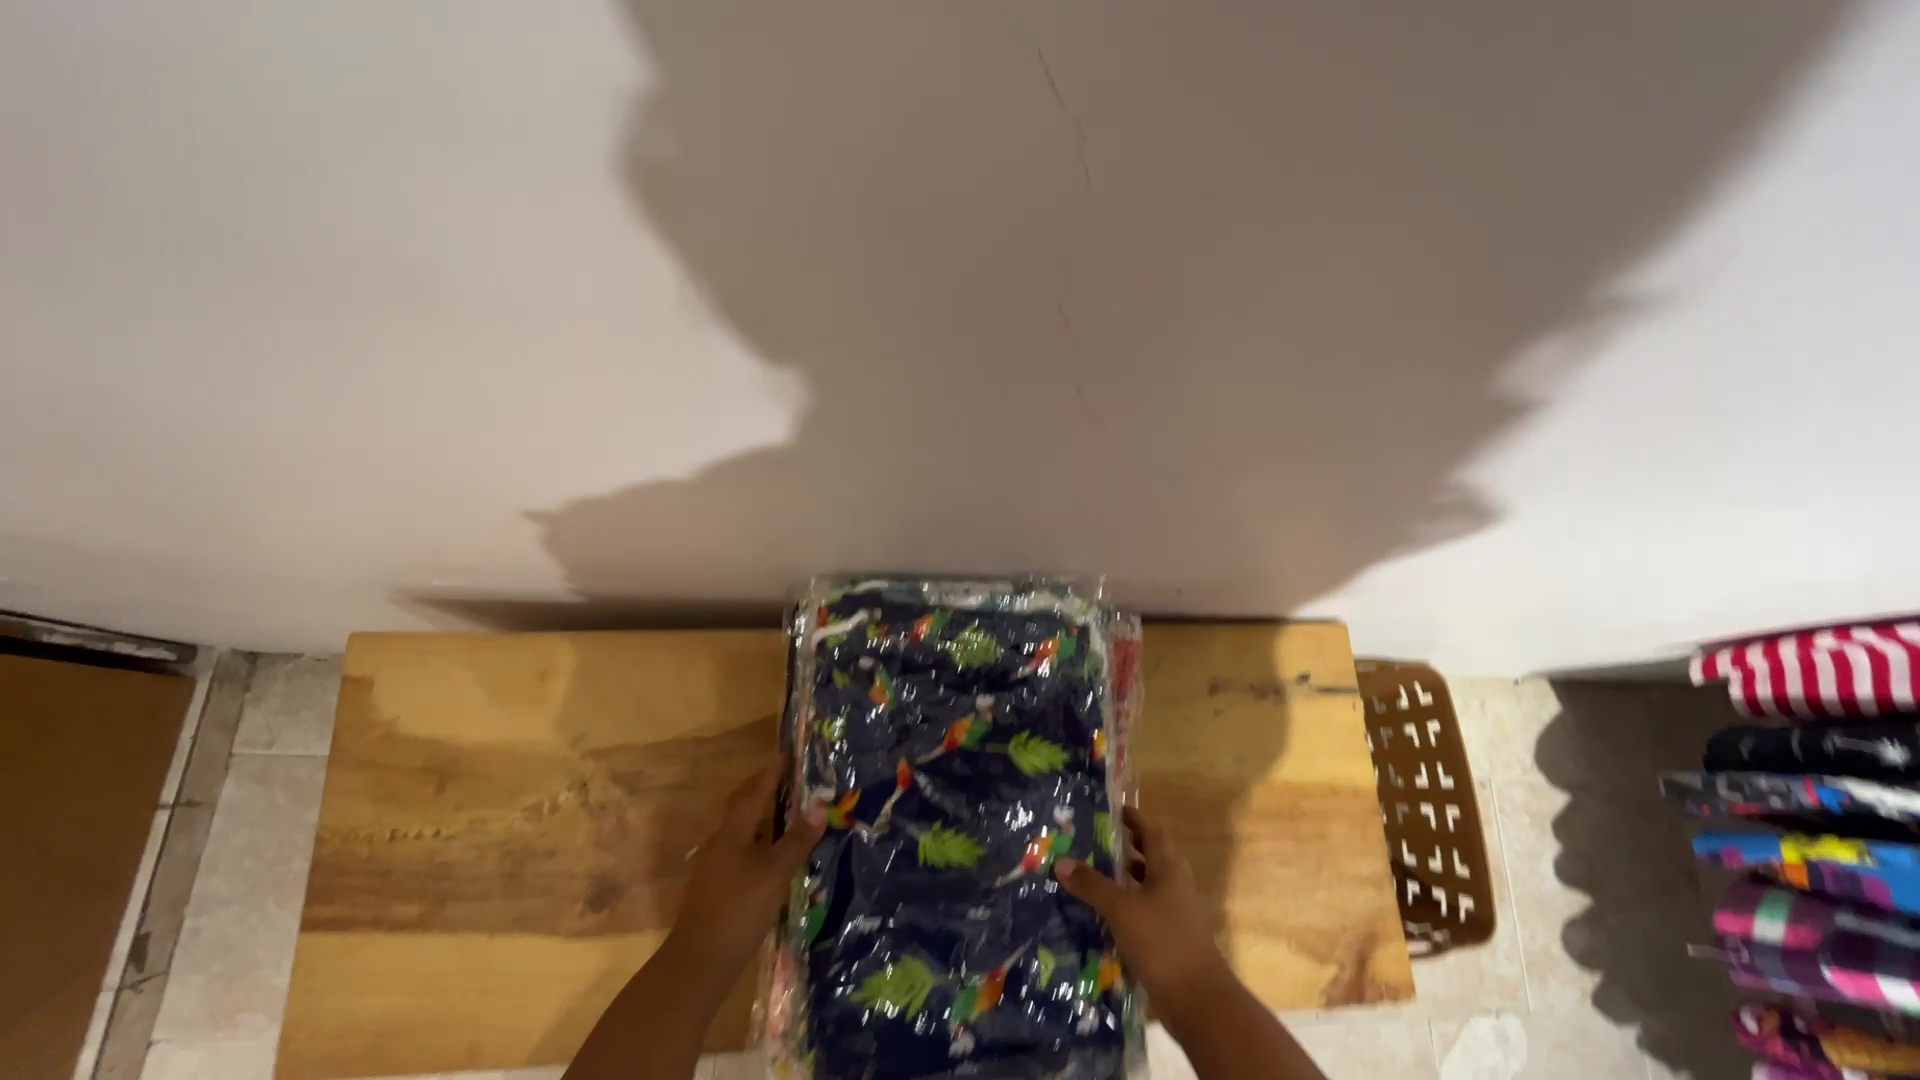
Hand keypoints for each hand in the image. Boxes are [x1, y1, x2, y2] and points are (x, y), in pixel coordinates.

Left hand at [665, 762, 824, 978]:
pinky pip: (743, 849)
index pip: (755, 792)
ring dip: (764, 816)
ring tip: (789, 812)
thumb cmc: (739, 910)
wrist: (699, 962)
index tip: (789, 757)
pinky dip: (761, 841)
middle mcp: (721, 842)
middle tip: (789, 779)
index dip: (772, 774)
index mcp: (732, 832)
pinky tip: (775, 853)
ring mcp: (717, 866)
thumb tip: (819, 805)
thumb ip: (797, 840)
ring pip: (743, 830)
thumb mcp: (775, 873)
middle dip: (764, 790)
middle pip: (743, 807)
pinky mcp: (719, 886)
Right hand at [1053, 806, 1232, 1019]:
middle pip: (1157, 859)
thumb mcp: (1121, 910)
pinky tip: (1113, 917)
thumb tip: (1062, 861)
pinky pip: (1153, 912)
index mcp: (1170, 871)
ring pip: (1155, 887)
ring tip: (1104, 877)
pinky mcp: (1176, 940)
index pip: (1154, 834)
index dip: (1136, 821)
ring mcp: (1180, 916)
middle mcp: (1179, 888)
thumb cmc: (1162, 942)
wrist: (1198, 1000)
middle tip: (1104, 842)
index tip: (1116, 812)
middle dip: (1133, 849)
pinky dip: (1134, 907)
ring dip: (1133, 879)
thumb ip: (1092, 885)